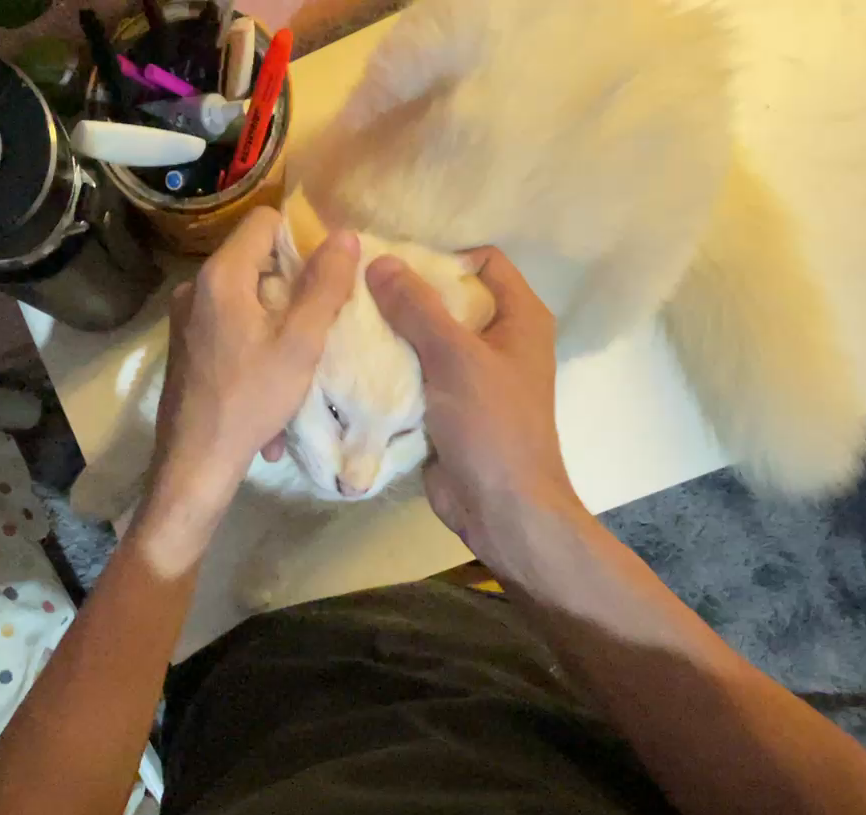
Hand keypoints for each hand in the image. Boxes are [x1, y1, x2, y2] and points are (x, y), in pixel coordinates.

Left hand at [135, 207, 359, 572]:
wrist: (195, 460)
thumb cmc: (250, 400)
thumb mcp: (300, 344)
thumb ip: (324, 286)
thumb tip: (344, 236)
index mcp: (220, 276)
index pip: (265, 221)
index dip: (300, 240)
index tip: (322, 278)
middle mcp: (194, 288)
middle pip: (255, 262)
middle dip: (290, 289)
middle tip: (313, 326)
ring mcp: (185, 320)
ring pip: (244, 301)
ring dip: (274, 326)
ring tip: (293, 364)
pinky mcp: (185, 348)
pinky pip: (228, 330)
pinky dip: (252, 350)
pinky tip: (267, 387)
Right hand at [367, 248, 583, 558]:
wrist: (499, 506)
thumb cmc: (491, 425)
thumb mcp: (455, 358)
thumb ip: (417, 309)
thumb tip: (378, 262)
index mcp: (519, 319)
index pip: (483, 263)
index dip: (440, 258)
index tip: (391, 266)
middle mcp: (498, 342)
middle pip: (448, 302)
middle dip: (405, 298)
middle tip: (355, 294)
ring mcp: (471, 379)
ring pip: (426, 343)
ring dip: (391, 337)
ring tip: (346, 326)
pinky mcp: (446, 410)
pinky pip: (415, 379)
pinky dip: (389, 374)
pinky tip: (353, 367)